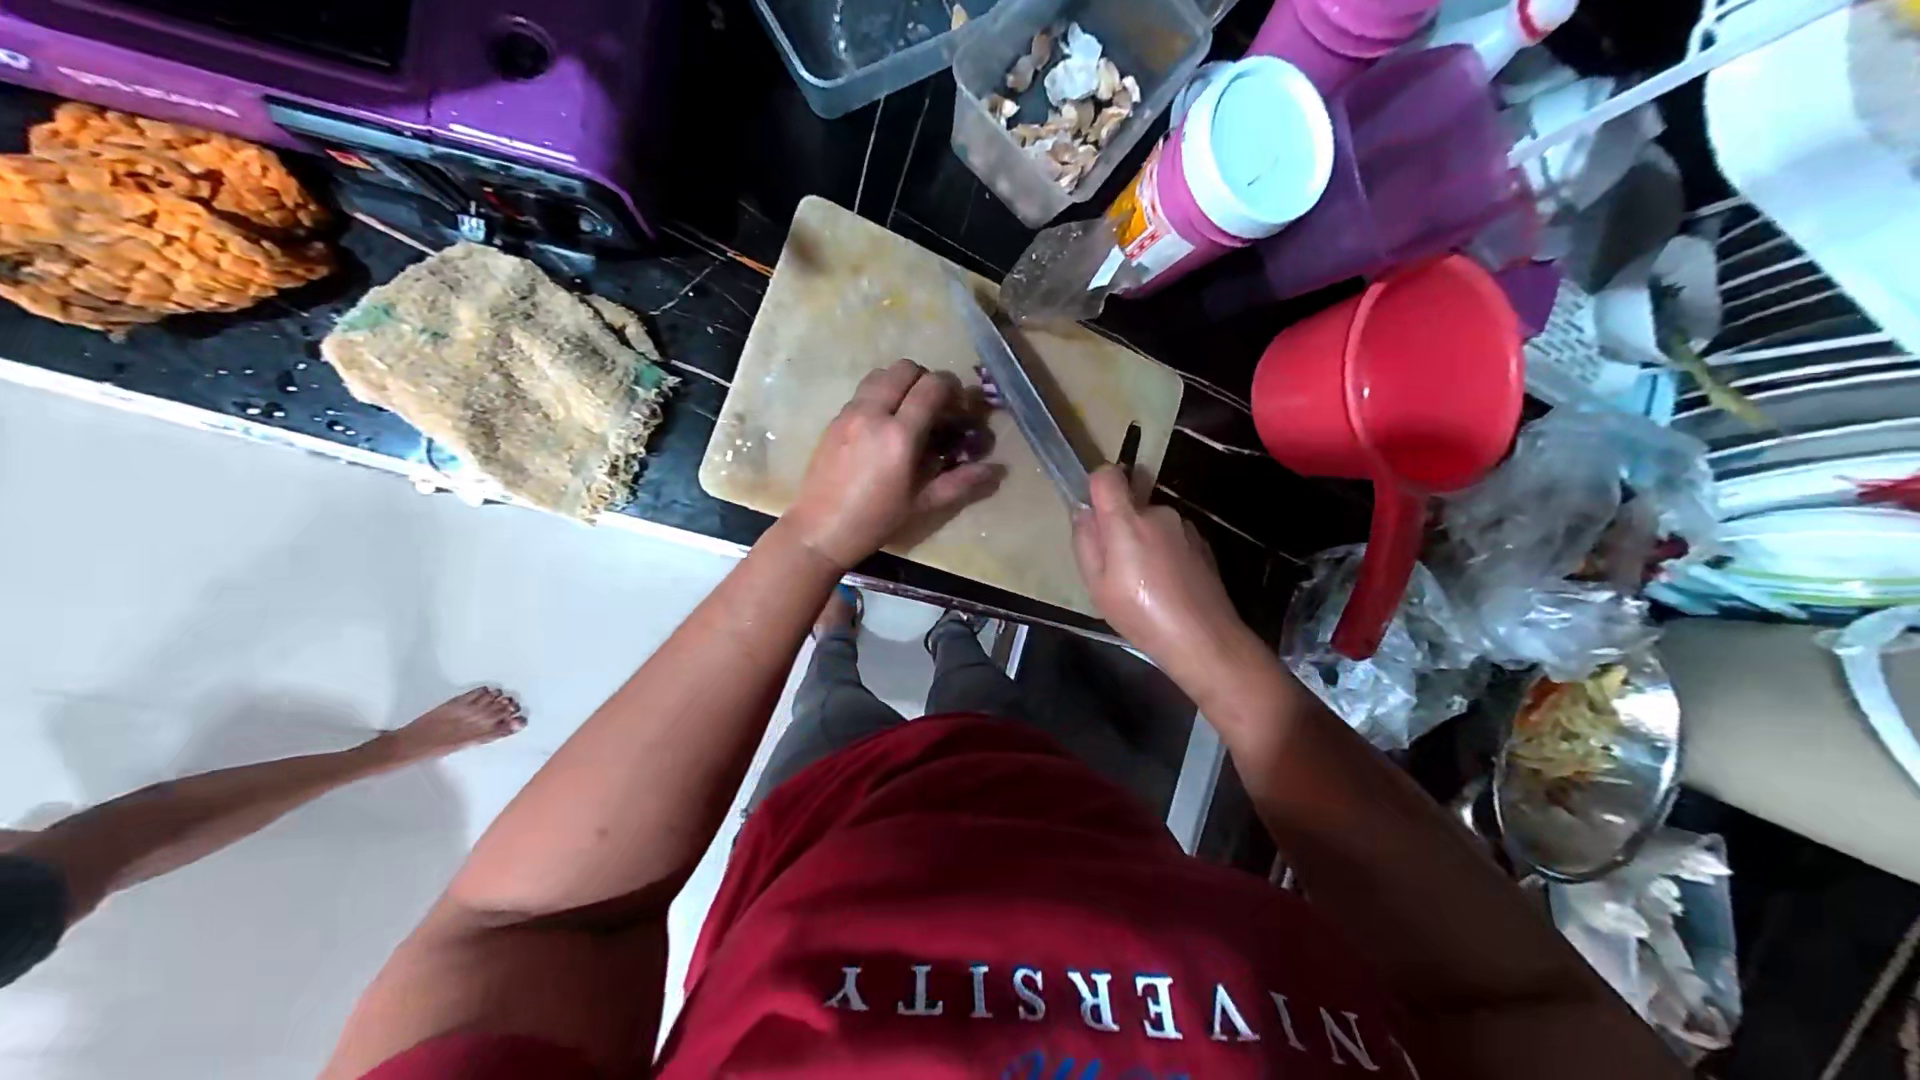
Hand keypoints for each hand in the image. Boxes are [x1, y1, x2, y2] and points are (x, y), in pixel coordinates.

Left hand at [786, 359, 1001, 569]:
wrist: (819, 530)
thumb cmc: (875, 521)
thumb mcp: (922, 504)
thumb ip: (959, 482)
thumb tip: (994, 470)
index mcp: (899, 435)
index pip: (931, 386)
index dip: (951, 389)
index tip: (957, 406)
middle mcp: (873, 414)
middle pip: (905, 368)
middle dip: (926, 379)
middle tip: (934, 406)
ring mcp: (850, 413)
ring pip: (880, 374)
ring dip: (901, 382)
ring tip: (908, 410)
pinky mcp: (834, 419)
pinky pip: (862, 391)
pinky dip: (880, 395)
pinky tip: (884, 425)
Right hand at [1072, 466, 1260, 683]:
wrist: (1203, 638)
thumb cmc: (1141, 614)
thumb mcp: (1097, 585)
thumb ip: (1085, 542)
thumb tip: (1083, 512)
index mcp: (1128, 521)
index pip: (1108, 475)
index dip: (1096, 487)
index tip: (1093, 513)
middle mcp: (1158, 513)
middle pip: (1130, 502)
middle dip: (1119, 524)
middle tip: (1115, 565)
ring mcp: (1184, 526)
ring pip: (1151, 521)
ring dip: (1143, 541)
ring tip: (1143, 581)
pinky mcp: (1201, 542)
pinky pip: (1170, 536)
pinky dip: (1163, 552)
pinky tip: (1165, 584)